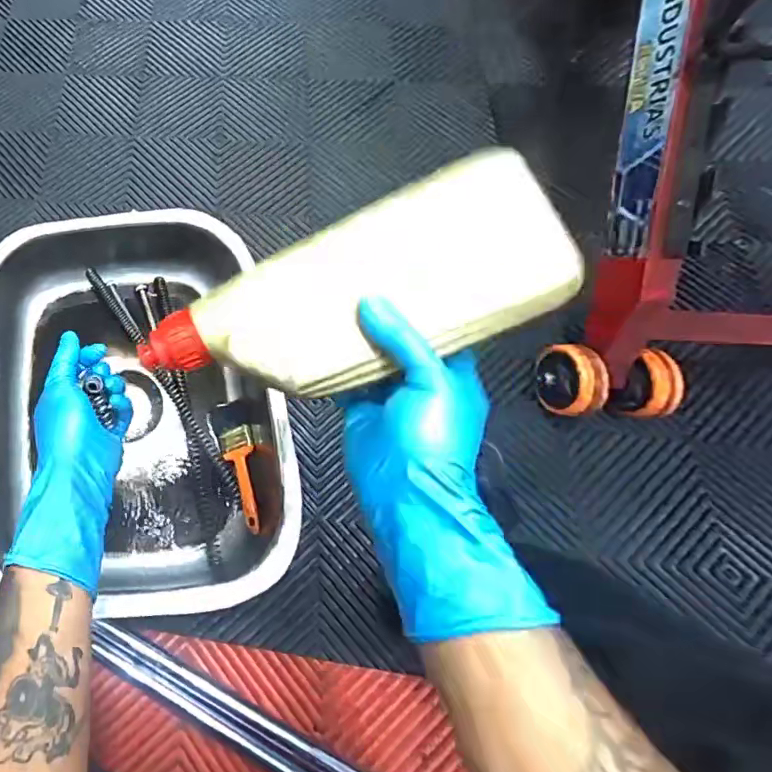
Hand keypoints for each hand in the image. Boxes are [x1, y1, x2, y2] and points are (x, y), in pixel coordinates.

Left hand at [3, 330, 132, 593]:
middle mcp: (74, 408)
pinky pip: (122, 412)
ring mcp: (93, 421)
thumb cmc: (64, 437)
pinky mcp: (111, 433)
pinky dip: (124, 406)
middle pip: (94, 379)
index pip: (71, 368)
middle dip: (102, 373)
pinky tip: (119, 406)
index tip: (96, 351)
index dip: (84, 356)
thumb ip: (65, 361)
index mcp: (57, 396)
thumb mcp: (60, 388)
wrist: (81, 471)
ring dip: (114, 389)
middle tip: (102, 378)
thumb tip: (69, 339)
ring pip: (110, 393)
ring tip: (111, 394)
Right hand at [341, 297, 558, 642]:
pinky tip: (319, 340)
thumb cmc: (436, 444)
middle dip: (383, 315)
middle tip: (363, 279)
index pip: (439, 329)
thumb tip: (374, 304)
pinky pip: (345, 380)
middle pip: (399, 339)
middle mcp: (420, 380)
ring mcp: (388, 395)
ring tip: (338, 299)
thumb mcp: (433, 381)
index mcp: (451, 371)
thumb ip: (405, 341)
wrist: (404, 495)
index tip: (405, 275)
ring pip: (370, 357)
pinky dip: (333, 363)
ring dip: (356, 336)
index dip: (424, 304)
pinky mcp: (360, 410)